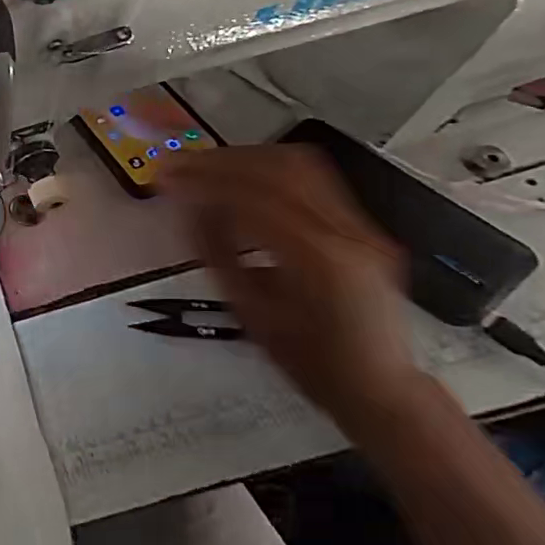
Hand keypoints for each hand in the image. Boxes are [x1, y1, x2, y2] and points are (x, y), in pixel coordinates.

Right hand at [165, 144, 422, 421]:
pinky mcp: (362, 226)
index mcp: (319, 260)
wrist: (377, 385)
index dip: (204, 181)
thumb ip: (219, 256)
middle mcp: (348, 232)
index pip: (254, 198)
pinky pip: (314, 181)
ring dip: (248, 159)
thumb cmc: (310, 363)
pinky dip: (271, 171)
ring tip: (208, 166)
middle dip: (224, 160)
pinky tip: (244, 179)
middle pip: (281, 168)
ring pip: (302, 165)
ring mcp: (362, 225)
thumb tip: (191, 210)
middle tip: (181, 164)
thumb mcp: (252, 314)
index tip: (168, 178)